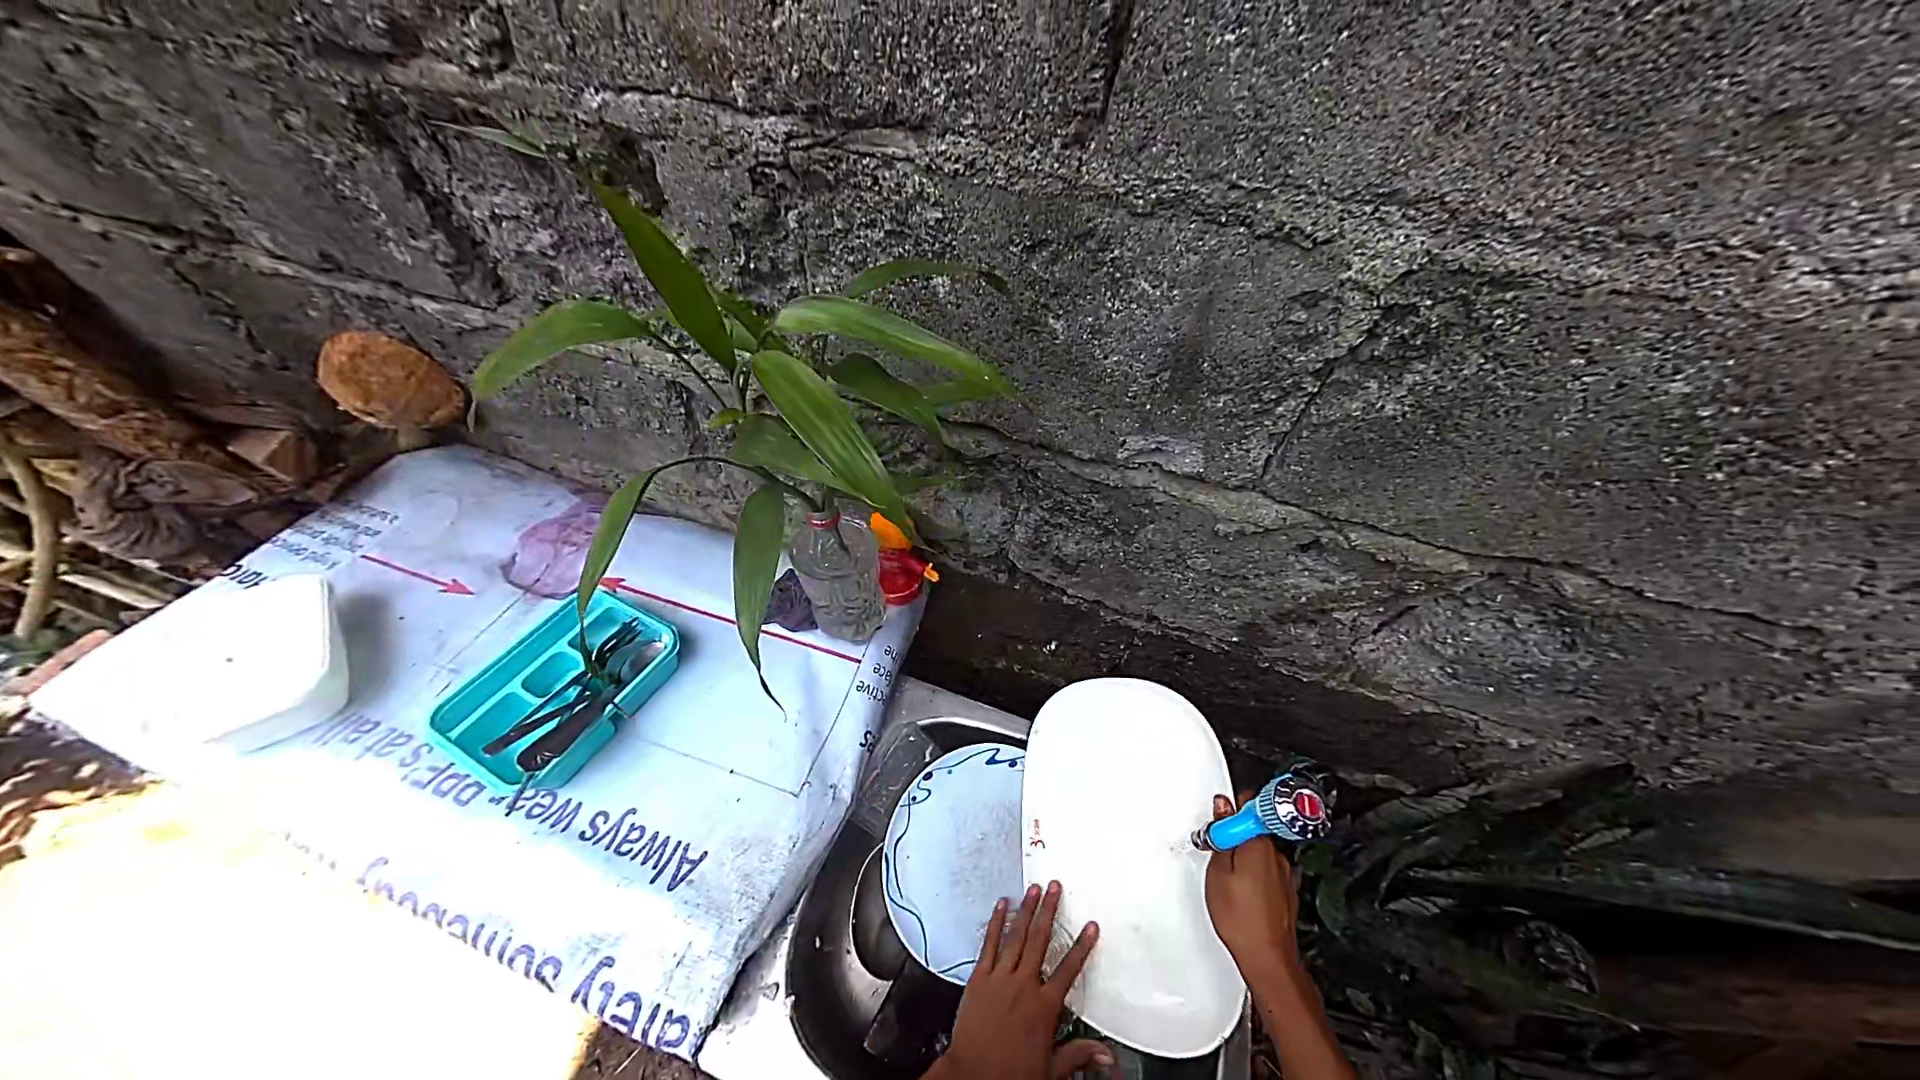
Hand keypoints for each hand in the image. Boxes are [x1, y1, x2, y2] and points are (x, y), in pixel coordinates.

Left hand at [929, 881, 1112, 1079]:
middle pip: (1040, 940)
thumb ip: (1078, 1055)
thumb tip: (1105, 1054)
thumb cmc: (1009, 1075)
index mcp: (1043, 1007)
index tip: (1091, 927)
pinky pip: (989, 944)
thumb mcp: (1051, 1069)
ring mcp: (1000, 979)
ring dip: (1026, 910)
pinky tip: (1001, 906)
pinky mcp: (979, 978)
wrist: (973, 1078)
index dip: (1082, 946)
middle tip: (1056, 888)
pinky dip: (996, 923)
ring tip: (1033, 889)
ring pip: (1017, 936)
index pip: (1068, 969)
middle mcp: (1023, 986)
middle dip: (1050, 910)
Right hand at [1204, 792, 1302, 982]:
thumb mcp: (1217, 871)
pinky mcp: (1287, 890)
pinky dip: (1253, 875)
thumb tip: (1223, 808)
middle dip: (1233, 837)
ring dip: (1243, 857)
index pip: (1248, 805)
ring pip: (1259, 851)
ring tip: (1226, 879)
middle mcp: (1277, 855)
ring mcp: (1285, 874)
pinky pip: (1267, 870)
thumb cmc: (1242, 919)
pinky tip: (1241, 893)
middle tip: (1216, 855)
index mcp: (1259, 844)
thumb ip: (1221, 834)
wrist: (1268, 958)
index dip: (1228, 810)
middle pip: (1252, 830)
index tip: (1218, 822)